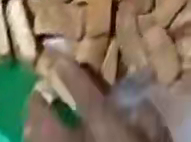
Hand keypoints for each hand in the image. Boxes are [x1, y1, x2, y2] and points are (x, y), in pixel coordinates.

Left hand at [22, 58, 164, 141]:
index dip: (69, 73)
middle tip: (36, 94)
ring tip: (32, 124)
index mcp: (104, 129)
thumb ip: (149, 119)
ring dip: (32, 133)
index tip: (56, 57)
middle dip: (36, 108)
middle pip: (45, 125)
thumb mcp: (159, 141)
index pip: (83, 94)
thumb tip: (139, 99)